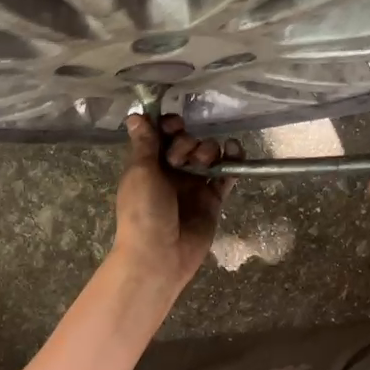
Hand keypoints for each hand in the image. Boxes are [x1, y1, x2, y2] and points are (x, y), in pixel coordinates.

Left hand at [111, 114, 241, 286]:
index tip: (175, 124)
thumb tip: (135, 114)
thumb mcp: (140, 172)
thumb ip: (145, 143)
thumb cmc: (143, 211)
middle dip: (187, 142)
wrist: (159, 255)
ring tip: (203, 162)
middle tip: (181, 159)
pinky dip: (233, 161)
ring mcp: (193, 186)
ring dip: (209, 149)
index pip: (161, 135)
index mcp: (147, 164)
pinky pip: (226, 175)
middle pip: (186, 142)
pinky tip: (234, 150)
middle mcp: (170, 172)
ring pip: (207, 155)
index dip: (169, 125)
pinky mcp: (212, 200)